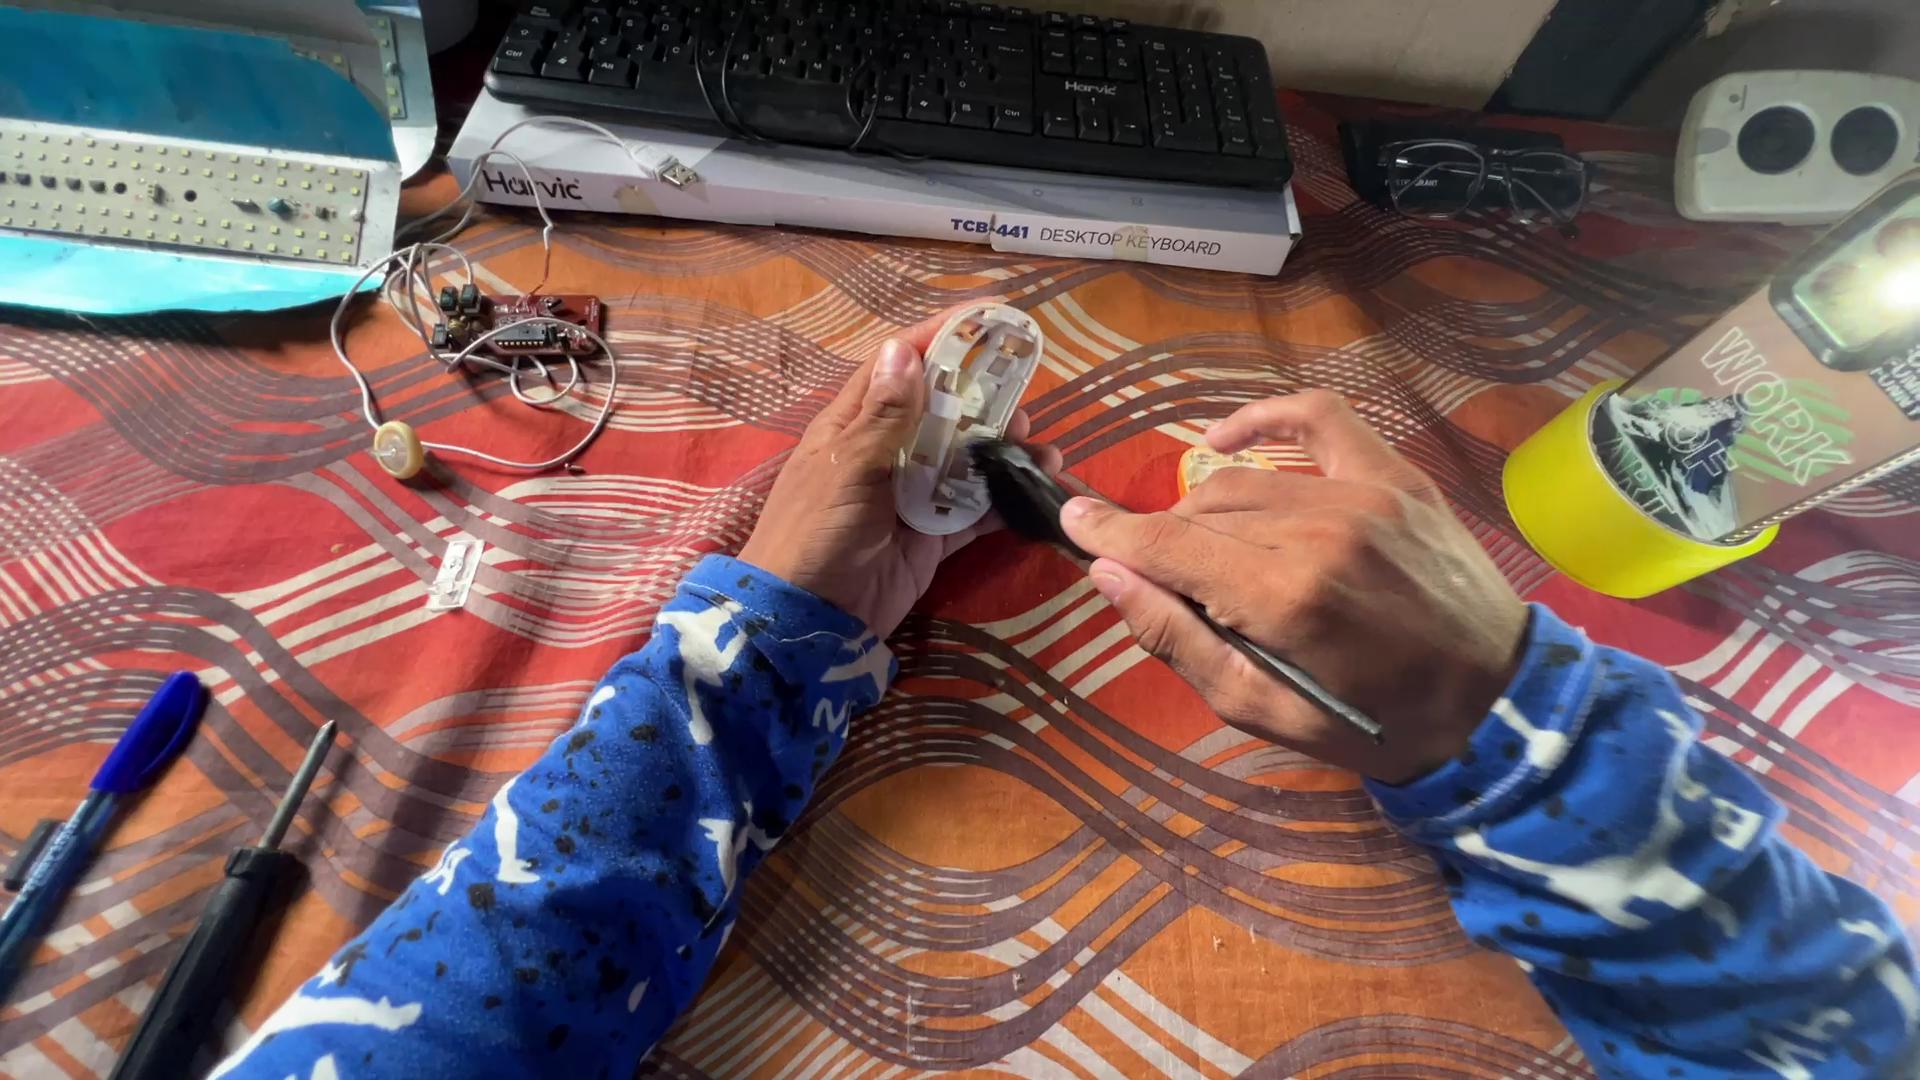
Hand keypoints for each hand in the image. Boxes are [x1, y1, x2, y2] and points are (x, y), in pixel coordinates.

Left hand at [738, 309, 1060, 638]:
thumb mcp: (846, 470)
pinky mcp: (930, 536)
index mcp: (855, 425)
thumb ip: (882, 417)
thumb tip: (904, 350)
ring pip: (963, 460)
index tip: (989, 318)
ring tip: (1036, 446)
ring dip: (1000, 450)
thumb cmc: (814, 535)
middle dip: (982, 398)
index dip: (941, 338)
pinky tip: (1032, 490)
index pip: (899, 366)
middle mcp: (886, 453)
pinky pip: (971, 510)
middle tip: (1021, 393)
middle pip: (941, 411)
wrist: (806, 621)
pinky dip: (1001, 501)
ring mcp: (910, 495)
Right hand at [1059, 390, 1527, 783]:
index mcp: (1282, 597)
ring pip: (1239, 482)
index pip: (1166, 545)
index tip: (1073, 523)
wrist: (1501, 705)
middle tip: (1168, 580)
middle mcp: (1315, 529)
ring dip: (1202, 511)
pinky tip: (1222, 440)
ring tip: (1207, 549)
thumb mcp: (1257, 711)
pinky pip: (1316, 419)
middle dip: (1162, 541)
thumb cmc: (1371, 723)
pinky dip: (1262, 419)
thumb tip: (1109, 573)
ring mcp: (1361, 493)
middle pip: (1197, 512)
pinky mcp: (1393, 476)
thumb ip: (1175, 638)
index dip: (1110, 533)